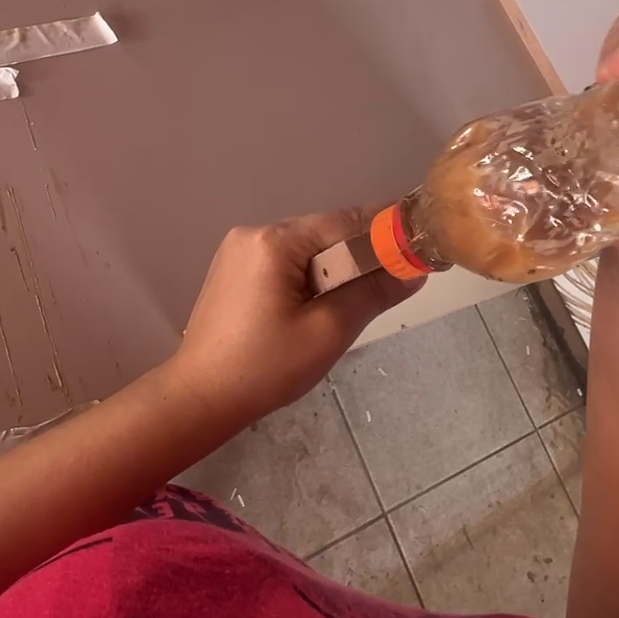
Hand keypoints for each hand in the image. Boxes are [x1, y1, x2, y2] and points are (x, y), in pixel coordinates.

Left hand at [166, 208, 423, 424]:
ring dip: (333, 266)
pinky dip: (308, 275)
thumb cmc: (265, 366)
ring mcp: (237, 250)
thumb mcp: (328, 332)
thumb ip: (373, 293)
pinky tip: (320, 303)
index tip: (418, 239)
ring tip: (358, 296)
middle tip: (395, 276)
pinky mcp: (232, 270)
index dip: (384, 230)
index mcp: (274, 241)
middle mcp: (253, 233)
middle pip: (322, 233)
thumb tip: (414, 270)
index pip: (343, 221)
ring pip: (303, 248)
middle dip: (359, 253)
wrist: (200, 396)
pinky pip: (282, 261)